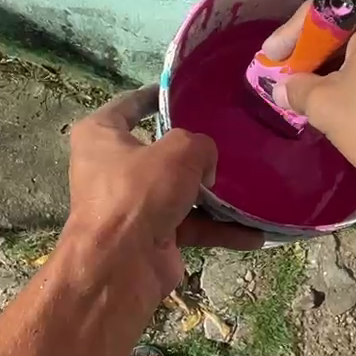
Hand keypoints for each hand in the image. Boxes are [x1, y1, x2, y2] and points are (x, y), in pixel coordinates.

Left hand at [60, 87, 261, 302]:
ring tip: (252, 185)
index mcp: (100, 136)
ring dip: (215, 194)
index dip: (156, 95)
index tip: (186, 89)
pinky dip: (221, 229)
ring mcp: (133, 204)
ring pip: (180, 191)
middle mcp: (112, 168)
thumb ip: (201, 145)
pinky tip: (255, 232)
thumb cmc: (139, 192)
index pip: (129, 105)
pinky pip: (193, 225)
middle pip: (161, 151)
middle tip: (231, 138)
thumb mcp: (179, 151)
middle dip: (194, 150)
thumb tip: (205, 169)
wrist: (121, 266)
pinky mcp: (153, 235)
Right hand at [276, 0, 355, 198]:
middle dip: (318, 47)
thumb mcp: (329, 106)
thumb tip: (284, 86)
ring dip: (345, 55)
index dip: (289, 38)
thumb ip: (299, 88)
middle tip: (293, 71)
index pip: (322, 11)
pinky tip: (355, 85)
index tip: (270, 60)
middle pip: (350, 18)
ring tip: (319, 82)